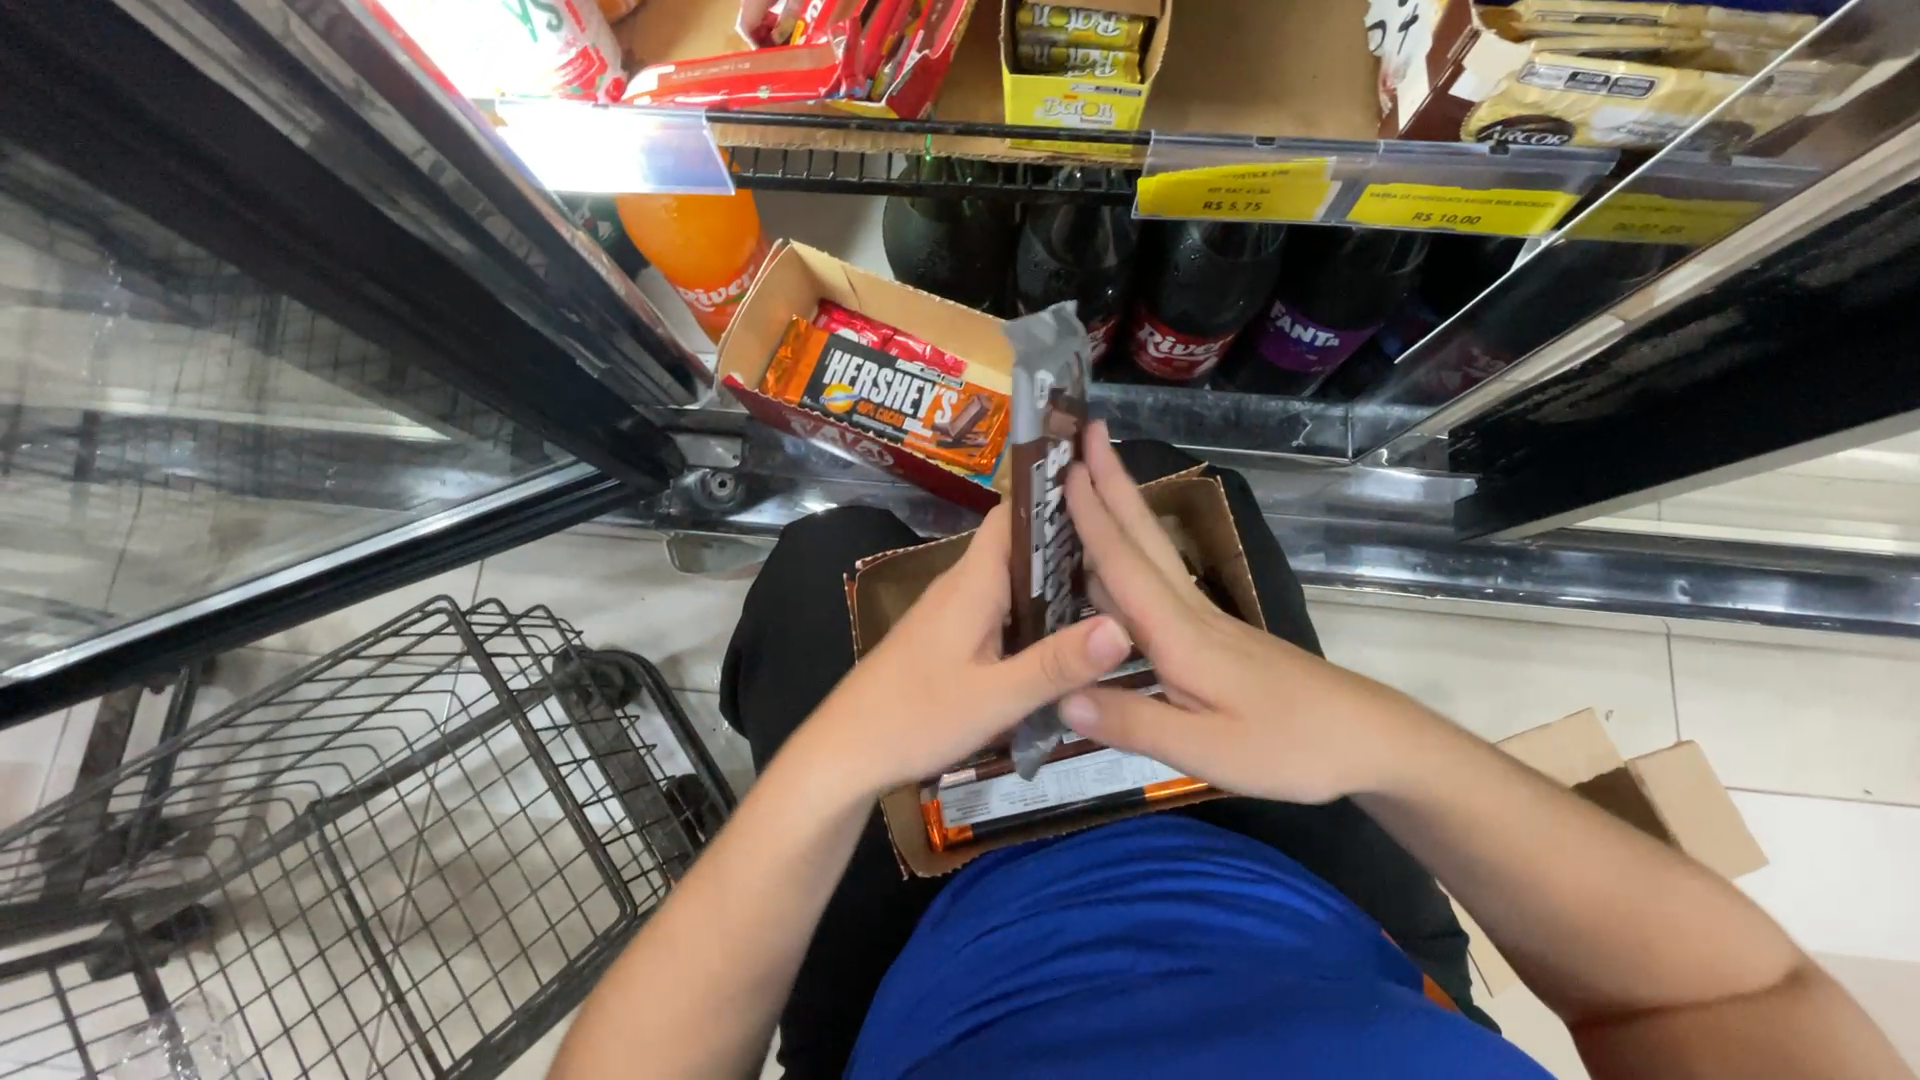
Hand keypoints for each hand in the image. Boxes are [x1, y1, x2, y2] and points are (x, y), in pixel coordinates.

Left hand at [799, 503, 1134, 797]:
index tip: (1109, 498)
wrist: (846, 752)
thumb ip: (1057, 664)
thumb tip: (1124, 627)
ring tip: (1114, 593)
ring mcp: (951, 612)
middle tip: (1131, 560)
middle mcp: (962, 586)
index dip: (1055, 498)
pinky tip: (1063, 638)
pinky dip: (1033, 614)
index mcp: (973, 582)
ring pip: (1011, 581)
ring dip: (1053, 584)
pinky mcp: (947, 639)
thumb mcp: (996, 698)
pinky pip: (999, 610)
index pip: (1014, 514)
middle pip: (1019, 547)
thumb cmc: (915, 717)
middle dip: (1069, 547)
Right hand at [1058, 423, 1441, 803]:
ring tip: (1086, 484)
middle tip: (1086, 434)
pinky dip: (1129, 561)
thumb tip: (1059, 696)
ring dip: (1119, 513)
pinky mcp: (1217, 638)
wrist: (1372, 741)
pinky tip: (1110, 575)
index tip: (1067, 465)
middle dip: (1113, 483)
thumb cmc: (1294, 747)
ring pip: (1152, 556)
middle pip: (1144, 537)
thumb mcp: (1208, 751)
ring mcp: (1207, 622)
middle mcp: (1190, 614)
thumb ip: (1133, 723)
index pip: (1124, 564)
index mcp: (1181, 635)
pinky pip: (1158, 586)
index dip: (1092, 516)